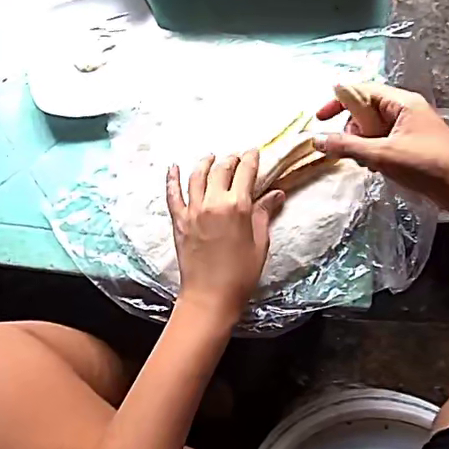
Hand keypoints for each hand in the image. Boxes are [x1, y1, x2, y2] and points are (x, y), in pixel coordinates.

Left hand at [167, 150, 286, 318]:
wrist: (210, 296)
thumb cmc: (241, 274)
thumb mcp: (260, 243)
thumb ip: (264, 214)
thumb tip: (276, 193)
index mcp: (238, 206)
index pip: (245, 173)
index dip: (250, 159)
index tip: (253, 152)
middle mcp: (214, 202)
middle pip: (221, 170)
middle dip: (230, 159)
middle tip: (236, 157)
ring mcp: (193, 210)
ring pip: (196, 176)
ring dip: (205, 163)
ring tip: (210, 157)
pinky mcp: (179, 221)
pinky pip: (172, 194)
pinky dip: (172, 179)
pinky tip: (173, 167)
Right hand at [315, 84, 448, 210]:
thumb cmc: (426, 165)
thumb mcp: (382, 155)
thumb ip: (347, 146)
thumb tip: (316, 139)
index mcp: (402, 102)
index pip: (362, 91)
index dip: (338, 102)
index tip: (320, 119)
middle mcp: (406, 108)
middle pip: (366, 109)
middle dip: (352, 129)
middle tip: (350, 149)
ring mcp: (411, 126)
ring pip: (374, 128)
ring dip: (363, 143)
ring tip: (367, 162)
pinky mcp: (413, 143)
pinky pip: (384, 140)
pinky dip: (375, 151)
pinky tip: (377, 167)